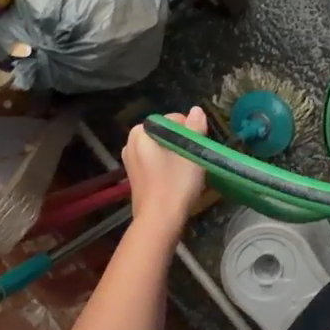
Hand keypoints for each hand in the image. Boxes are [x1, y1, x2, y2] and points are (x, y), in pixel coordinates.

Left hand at [123, 107, 207, 224]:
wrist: (159, 220)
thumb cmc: (176, 183)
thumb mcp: (191, 152)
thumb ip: (194, 128)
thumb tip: (196, 109)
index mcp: (141, 132)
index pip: (174, 120)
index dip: (190, 131)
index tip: (198, 148)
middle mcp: (131, 143)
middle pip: (166, 134)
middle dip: (182, 143)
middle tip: (194, 160)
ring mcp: (130, 161)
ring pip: (162, 149)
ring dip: (176, 155)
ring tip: (187, 171)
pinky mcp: (134, 176)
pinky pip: (155, 162)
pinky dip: (166, 166)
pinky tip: (176, 179)